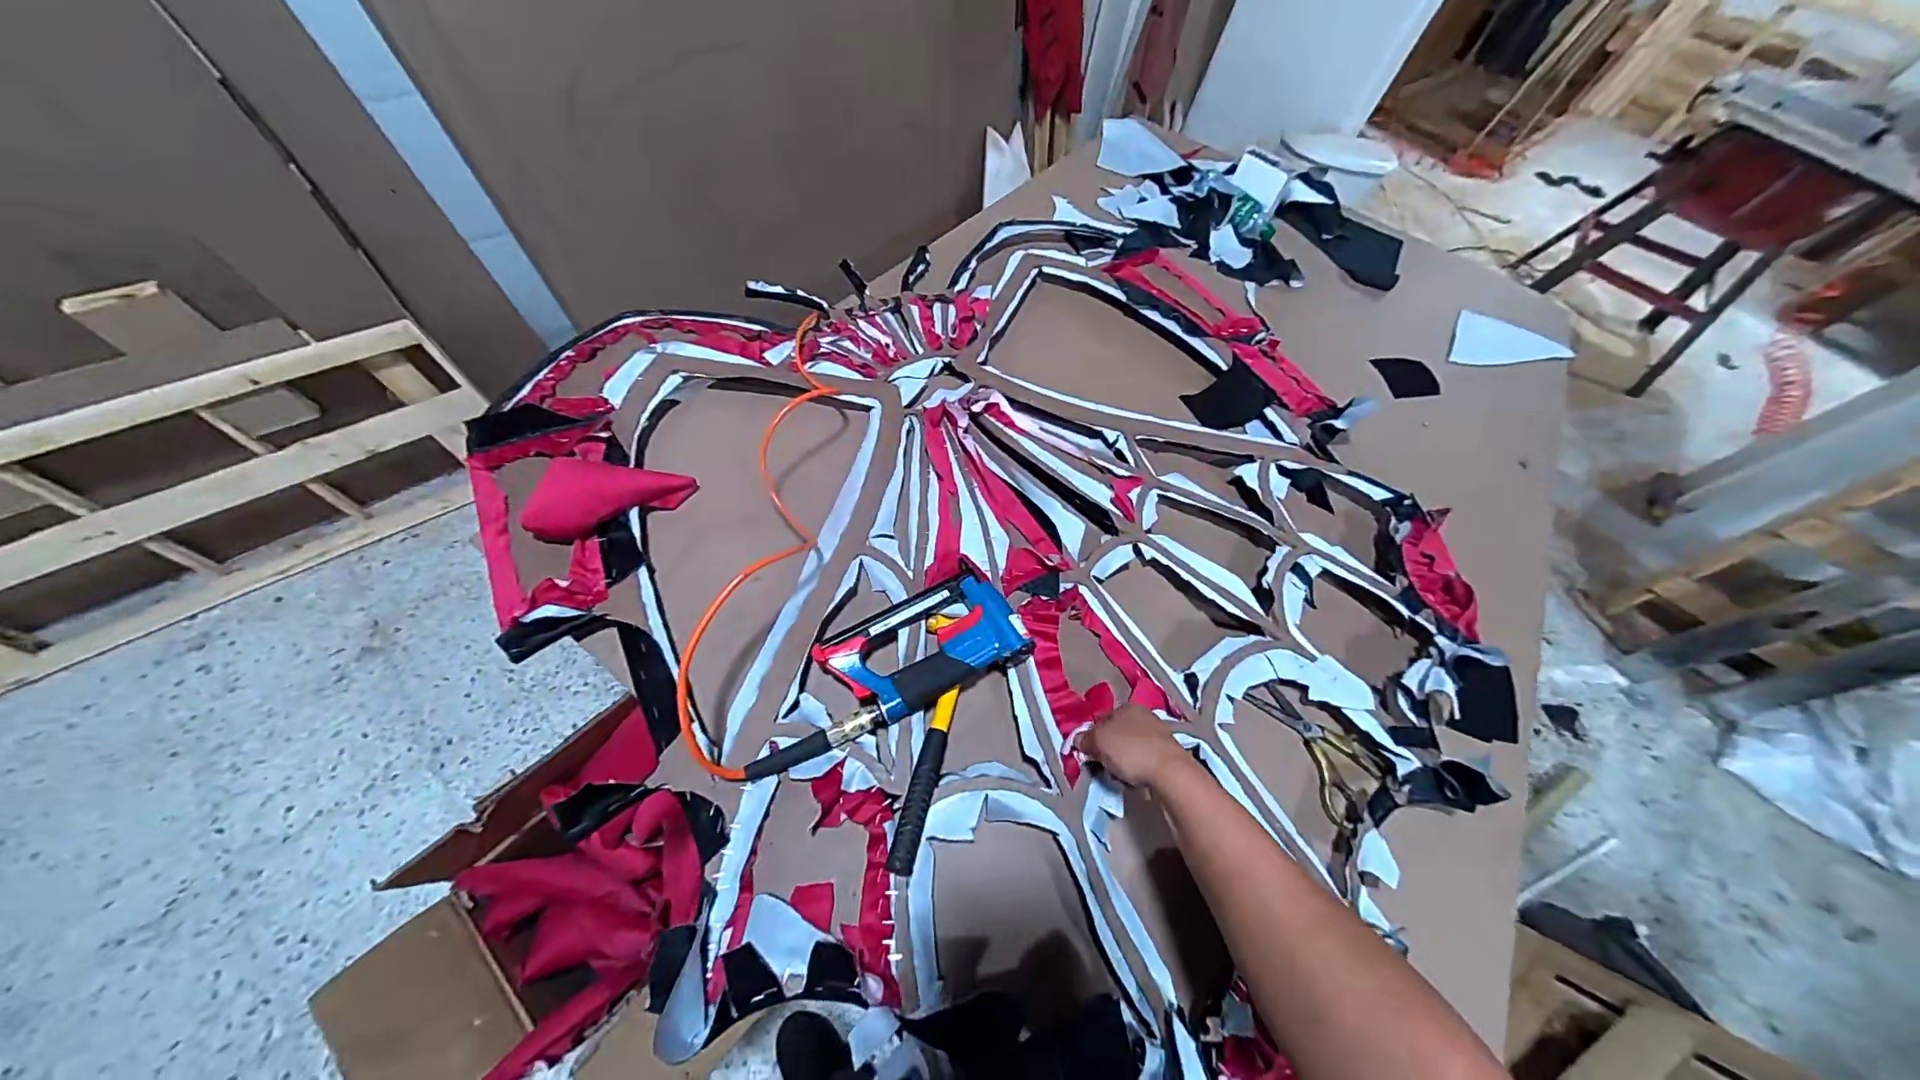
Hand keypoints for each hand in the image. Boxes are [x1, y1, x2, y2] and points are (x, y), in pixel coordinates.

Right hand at [1079, 704, 1188, 788]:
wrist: (1170, 773)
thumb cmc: (1130, 750)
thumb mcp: (1098, 741)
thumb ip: (1084, 739)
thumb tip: (1077, 739)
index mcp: (1127, 707)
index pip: (1102, 717)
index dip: (1091, 734)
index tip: (1087, 751)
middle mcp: (1144, 716)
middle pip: (1117, 732)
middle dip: (1107, 748)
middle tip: (1100, 764)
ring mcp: (1159, 735)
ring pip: (1130, 747)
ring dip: (1122, 759)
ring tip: (1118, 774)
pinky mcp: (1168, 754)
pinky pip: (1144, 760)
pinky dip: (1137, 768)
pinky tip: (1134, 778)